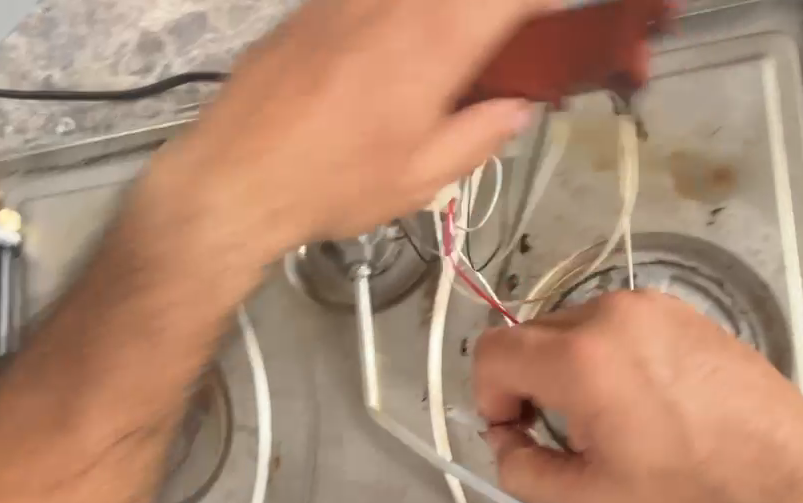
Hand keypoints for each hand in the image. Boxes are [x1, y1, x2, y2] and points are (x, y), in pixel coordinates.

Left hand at [154, 0, 554, 258]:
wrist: (236, 176)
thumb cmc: (332, 186)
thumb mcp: (421, 179)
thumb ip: (480, 135)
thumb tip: (517, 109)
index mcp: (437, 35)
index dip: (554, 9)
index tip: (566, 29)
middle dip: (502, 20)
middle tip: (507, 57)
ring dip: (456, 22)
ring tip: (451, 74)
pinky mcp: (320, 0)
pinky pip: (383, 0)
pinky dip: (413, 20)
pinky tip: (399, 65)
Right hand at [474, 289, 802, 502]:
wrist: (782, 457)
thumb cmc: (685, 482)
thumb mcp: (589, 498)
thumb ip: (522, 470)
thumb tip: (504, 442)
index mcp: (578, 359)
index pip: (491, 353)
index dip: (488, 397)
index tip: (519, 433)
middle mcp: (604, 313)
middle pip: (524, 338)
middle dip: (524, 385)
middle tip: (559, 434)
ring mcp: (641, 303)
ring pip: (563, 328)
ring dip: (559, 369)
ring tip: (601, 415)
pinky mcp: (670, 305)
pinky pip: (605, 323)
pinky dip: (597, 354)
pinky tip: (634, 394)